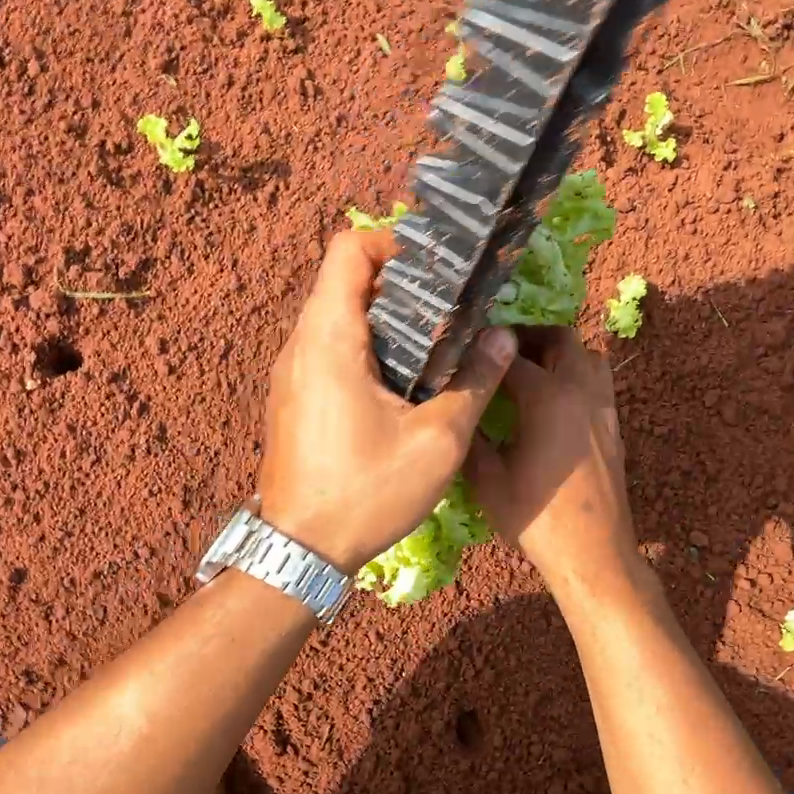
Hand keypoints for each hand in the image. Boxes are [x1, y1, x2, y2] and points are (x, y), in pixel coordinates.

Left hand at [258, 231, 516, 571]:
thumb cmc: (365, 494)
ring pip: (336, 318)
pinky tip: (401, 385)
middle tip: (449, 310)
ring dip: (384, 321)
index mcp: (328, 339)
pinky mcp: (293, 400)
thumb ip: (474, 383)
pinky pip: (328, 352)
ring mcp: (291, 374)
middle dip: (399, 285)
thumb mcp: (436, 442)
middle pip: (344, 281)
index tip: (438, 269)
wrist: (299, 550)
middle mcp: (300, 345)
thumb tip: (502, 339)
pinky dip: (365, 350)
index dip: (395, 242)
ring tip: (432, 347)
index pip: (349, 248)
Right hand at [464, 329, 638, 592]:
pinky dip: (574, 376)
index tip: (462, 350)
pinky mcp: (613, 426)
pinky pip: (596, 382)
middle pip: (558, 338)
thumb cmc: (533, 517)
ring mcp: (603, 406)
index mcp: (547, 395)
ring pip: (586, 356)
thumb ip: (469, 436)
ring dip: (557, 354)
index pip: (508, 353)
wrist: (590, 553)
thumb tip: (454, 410)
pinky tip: (551, 404)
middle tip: (496, 354)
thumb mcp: (486, 479)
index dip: (482, 348)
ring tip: (527, 372)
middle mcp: (580, 389)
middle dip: (526, 338)